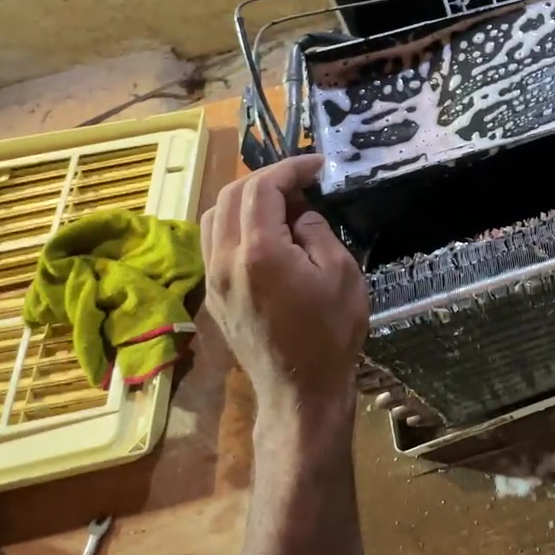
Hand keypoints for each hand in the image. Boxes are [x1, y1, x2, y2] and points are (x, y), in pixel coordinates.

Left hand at [201, 153, 368, 425]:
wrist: (299, 389)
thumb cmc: (330, 330)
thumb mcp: (341, 272)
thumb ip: (317, 231)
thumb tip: (301, 215)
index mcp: (259, 251)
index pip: (262, 187)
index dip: (291, 167)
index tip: (319, 165)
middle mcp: (225, 259)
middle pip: (232, 194)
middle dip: (269, 177)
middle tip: (304, 180)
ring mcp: (213, 278)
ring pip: (215, 215)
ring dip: (248, 197)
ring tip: (284, 203)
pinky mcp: (214, 294)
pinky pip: (214, 240)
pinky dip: (237, 221)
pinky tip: (268, 232)